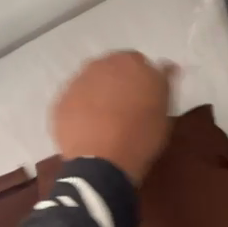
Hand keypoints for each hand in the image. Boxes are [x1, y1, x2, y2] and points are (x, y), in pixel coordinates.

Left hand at [52, 51, 176, 184]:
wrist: (102, 163)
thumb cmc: (141, 137)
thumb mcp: (164, 111)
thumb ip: (164, 83)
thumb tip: (168, 65)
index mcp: (130, 63)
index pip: (137, 63)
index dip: (141, 81)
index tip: (143, 99)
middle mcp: (99, 65)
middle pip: (109, 70)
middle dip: (116, 84)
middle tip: (123, 110)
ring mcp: (75, 83)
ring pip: (89, 84)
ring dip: (96, 95)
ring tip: (103, 122)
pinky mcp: (59, 103)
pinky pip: (72, 102)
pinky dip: (79, 111)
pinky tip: (86, 130)